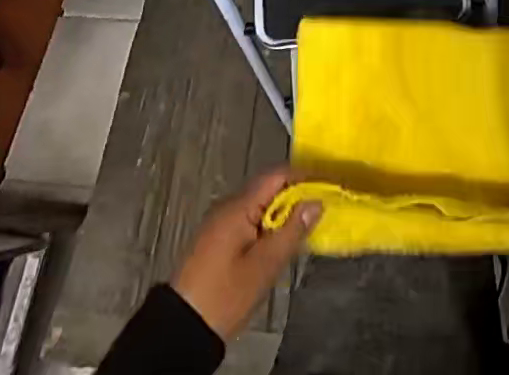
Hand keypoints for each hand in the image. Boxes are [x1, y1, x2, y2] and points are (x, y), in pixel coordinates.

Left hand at [171, 170, 320, 339]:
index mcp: (238, 207)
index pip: (278, 175)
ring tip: (305, 225)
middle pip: (269, 187)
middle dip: (297, 194)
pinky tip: (280, 241)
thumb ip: (293, 229)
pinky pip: (249, 218)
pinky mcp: (215, 240)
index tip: (330, 186)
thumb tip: (317, 202)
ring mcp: (219, 223)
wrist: (178, 332)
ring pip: (259, 204)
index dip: (306, 176)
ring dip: (283, 210)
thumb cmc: (225, 295)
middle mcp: (227, 207)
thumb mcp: (265, 264)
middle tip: (322, 207)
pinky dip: (268, 223)